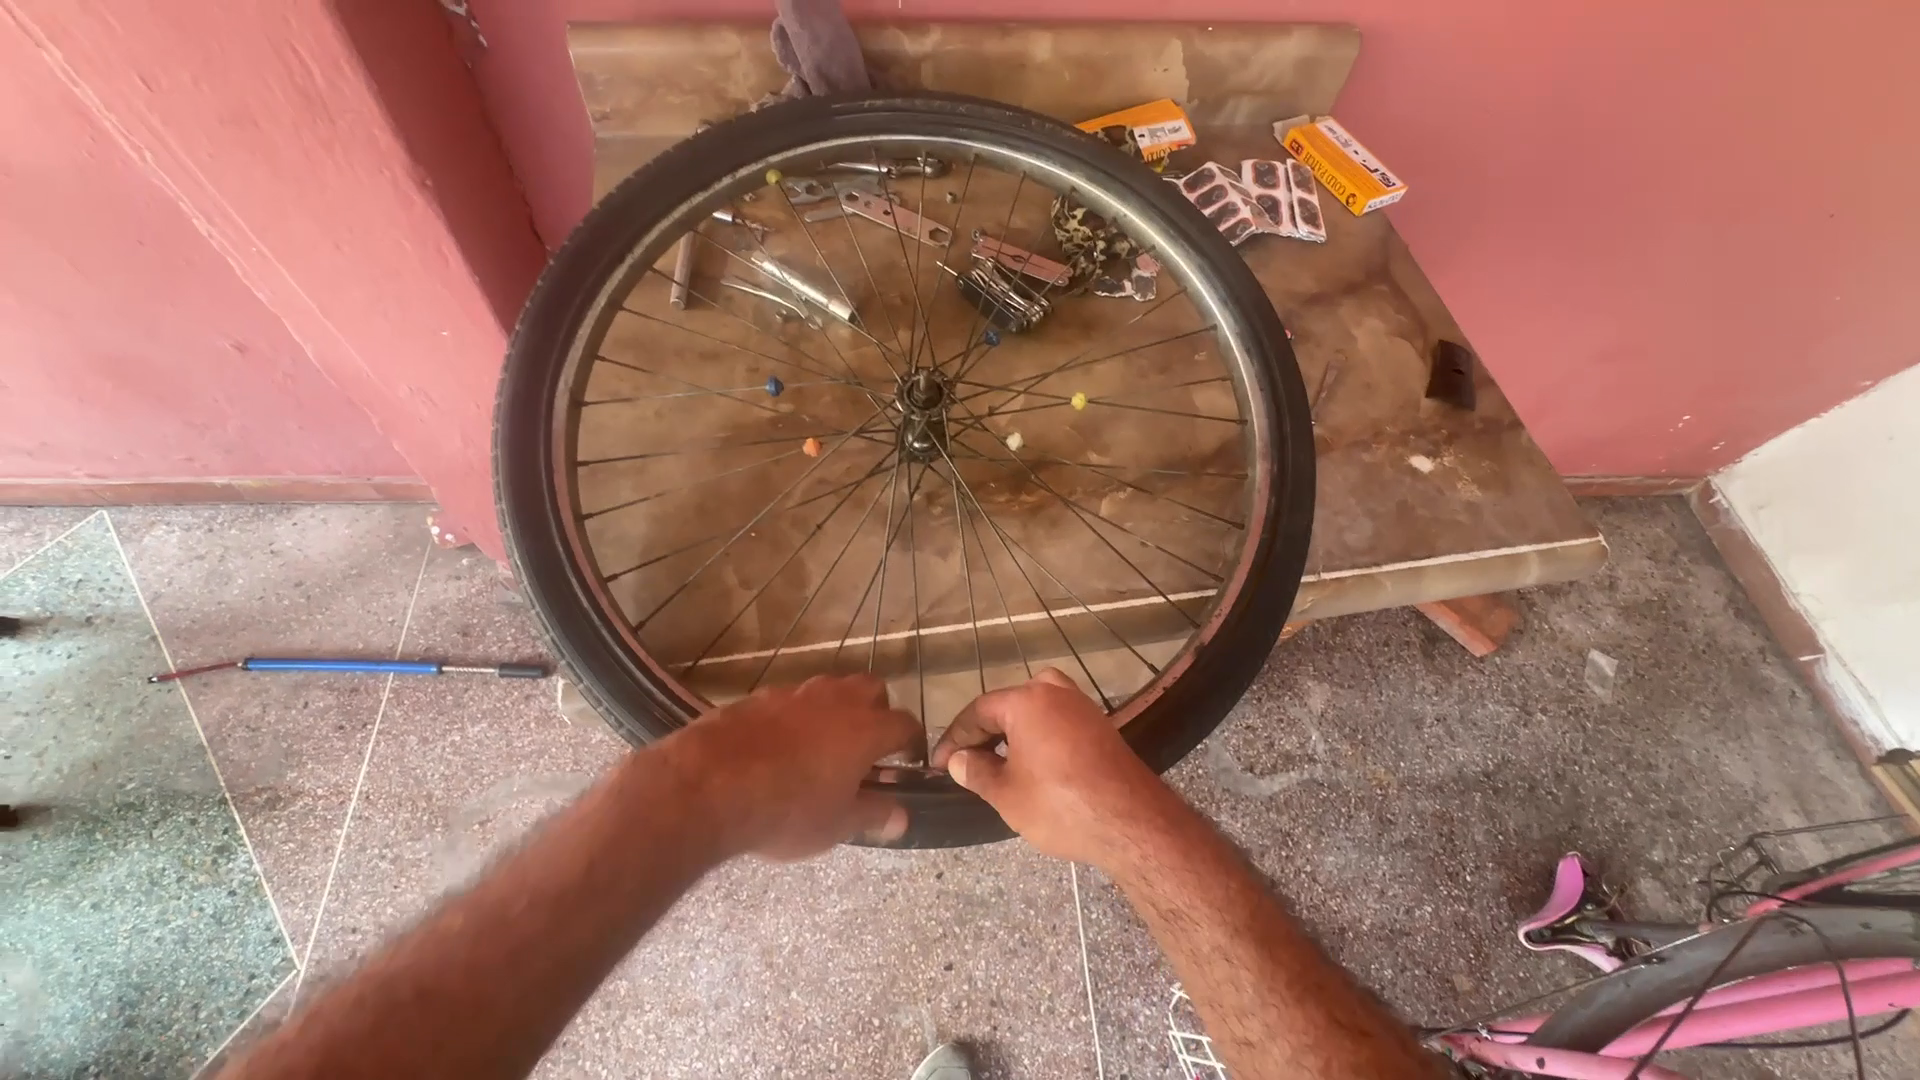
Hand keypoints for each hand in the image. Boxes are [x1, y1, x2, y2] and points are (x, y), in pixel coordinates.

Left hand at [669, 674, 919, 859]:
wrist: (710, 783)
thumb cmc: (787, 809)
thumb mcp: (837, 824)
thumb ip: (874, 815)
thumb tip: (901, 815)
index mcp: (866, 728)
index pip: (906, 724)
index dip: (912, 742)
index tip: (907, 761)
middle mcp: (837, 700)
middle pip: (872, 689)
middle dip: (877, 712)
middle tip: (865, 748)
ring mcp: (796, 693)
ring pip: (830, 689)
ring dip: (836, 711)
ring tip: (822, 747)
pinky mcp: (760, 697)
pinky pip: (792, 700)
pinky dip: (796, 717)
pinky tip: (780, 748)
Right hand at [931, 668, 1185, 867]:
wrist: (1131, 822)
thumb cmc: (1060, 805)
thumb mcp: (1007, 794)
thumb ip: (976, 772)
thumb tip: (960, 760)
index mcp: (1027, 700)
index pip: (978, 711)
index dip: (955, 737)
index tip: (941, 763)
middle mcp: (1055, 692)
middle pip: (1008, 704)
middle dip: (984, 732)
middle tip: (967, 763)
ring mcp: (1083, 707)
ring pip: (1036, 709)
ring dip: (1013, 732)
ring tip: (999, 763)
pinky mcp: (1101, 727)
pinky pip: (1058, 721)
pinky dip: (1040, 736)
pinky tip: (1034, 765)